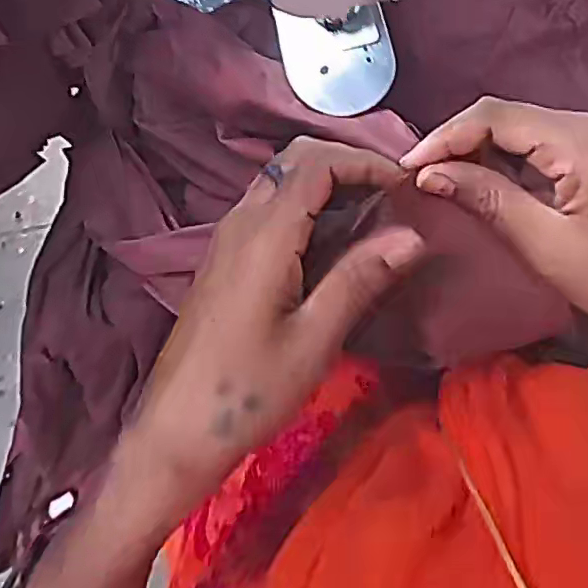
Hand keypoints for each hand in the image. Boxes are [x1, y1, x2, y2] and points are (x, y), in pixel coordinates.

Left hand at [118, 137, 425, 517]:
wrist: (175, 429)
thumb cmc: (247, 390)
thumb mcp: (314, 340)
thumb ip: (360, 278)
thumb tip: (413, 234)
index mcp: (265, 233)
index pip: (316, 162)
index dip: (364, 161)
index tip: (403, 185)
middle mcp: (242, 219)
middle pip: (295, 158)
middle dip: (347, 162)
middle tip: (390, 192)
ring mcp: (229, 234)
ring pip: (280, 177)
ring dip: (326, 179)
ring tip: (372, 210)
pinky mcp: (226, 253)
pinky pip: (270, 204)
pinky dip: (307, 201)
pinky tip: (332, 237)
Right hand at [401, 98, 587, 405]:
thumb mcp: (544, 243)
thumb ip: (486, 196)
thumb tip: (429, 172)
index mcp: (581, 140)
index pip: (495, 117)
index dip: (446, 137)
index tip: (410, 167)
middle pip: (505, 115)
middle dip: (458, 141)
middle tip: (421, 174)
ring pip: (517, 126)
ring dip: (477, 148)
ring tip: (442, 177)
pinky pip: (536, 141)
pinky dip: (503, 157)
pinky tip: (481, 178)